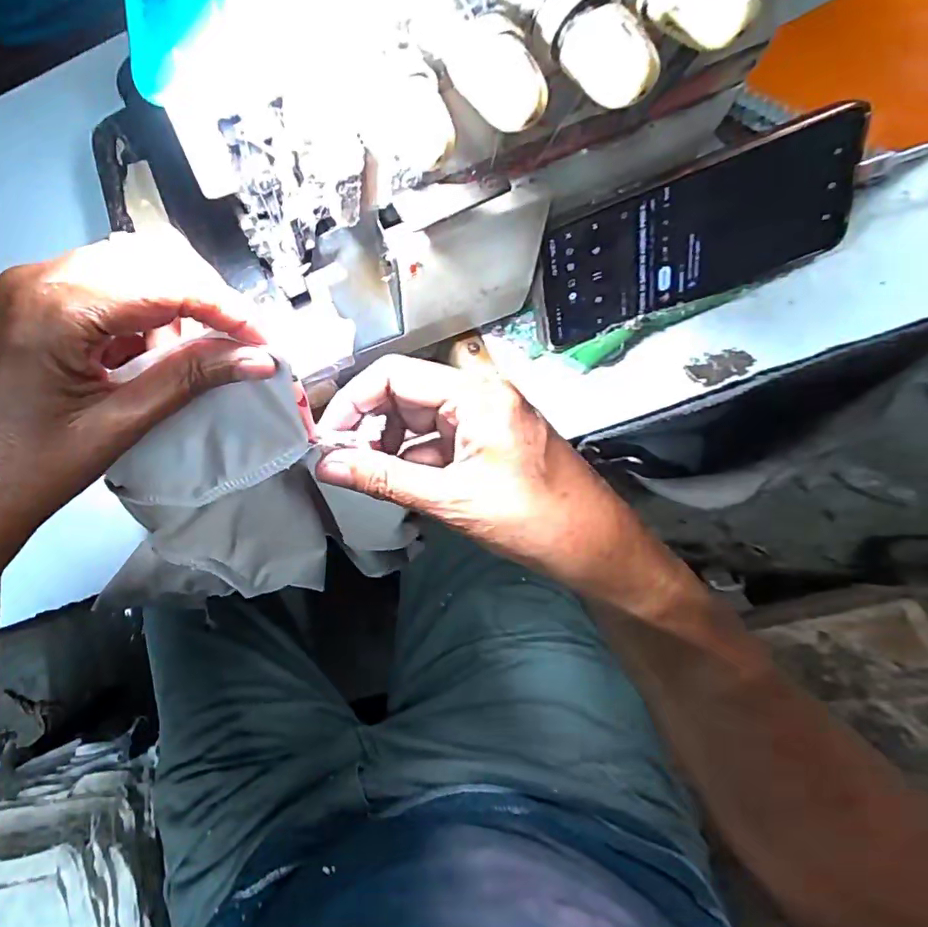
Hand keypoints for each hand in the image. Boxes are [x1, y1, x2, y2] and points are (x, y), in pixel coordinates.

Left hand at [0, 234, 276, 573]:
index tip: (262, 338)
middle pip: (144, 260)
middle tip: (235, 342)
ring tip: (192, 354)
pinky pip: (99, 289)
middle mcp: (38, 278)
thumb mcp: (118, 423)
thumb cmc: (32, 473)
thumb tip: (256, 356)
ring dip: (168, 304)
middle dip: (198, 297)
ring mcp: (29, 288)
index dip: (221, 307)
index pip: (161, 283)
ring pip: (124, 270)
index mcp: (55, 305)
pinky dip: (135, 313)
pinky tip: (150, 352)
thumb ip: (189, 379)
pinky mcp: (29, 304)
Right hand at [313, 355, 652, 591]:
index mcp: (475, 395)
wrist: (600, 551)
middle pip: (401, 395)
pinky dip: (408, 459)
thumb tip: (329, 465)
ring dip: (386, 446)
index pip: (394, 375)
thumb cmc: (540, 521)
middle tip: (343, 461)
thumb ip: (383, 477)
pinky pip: (432, 440)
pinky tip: (395, 484)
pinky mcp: (483, 441)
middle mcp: (477, 396)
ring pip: (413, 419)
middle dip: (367, 427)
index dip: (353, 402)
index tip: (328, 436)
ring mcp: (481, 418)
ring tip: (367, 477)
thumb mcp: (450, 499)